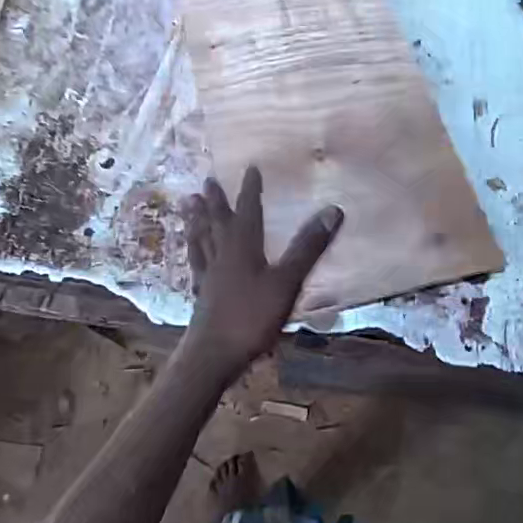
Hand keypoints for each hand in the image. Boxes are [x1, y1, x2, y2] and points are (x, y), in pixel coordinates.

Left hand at [176, 166, 341, 382]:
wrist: (213, 354)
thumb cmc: (252, 316)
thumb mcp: (287, 281)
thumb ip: (308, 247)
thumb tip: (332, 209)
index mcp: (242, 246)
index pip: (248, 210)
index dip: (250, 190)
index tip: (250, 168)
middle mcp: (222, 254)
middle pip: (217, 221)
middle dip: (216, 200)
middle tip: (207, 180)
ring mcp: (208, 275)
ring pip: (201, 239)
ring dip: (197, 219)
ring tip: (189, 204)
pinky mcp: (201, 294)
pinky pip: (196, 263)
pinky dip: (193, 250)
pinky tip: (192, 252)